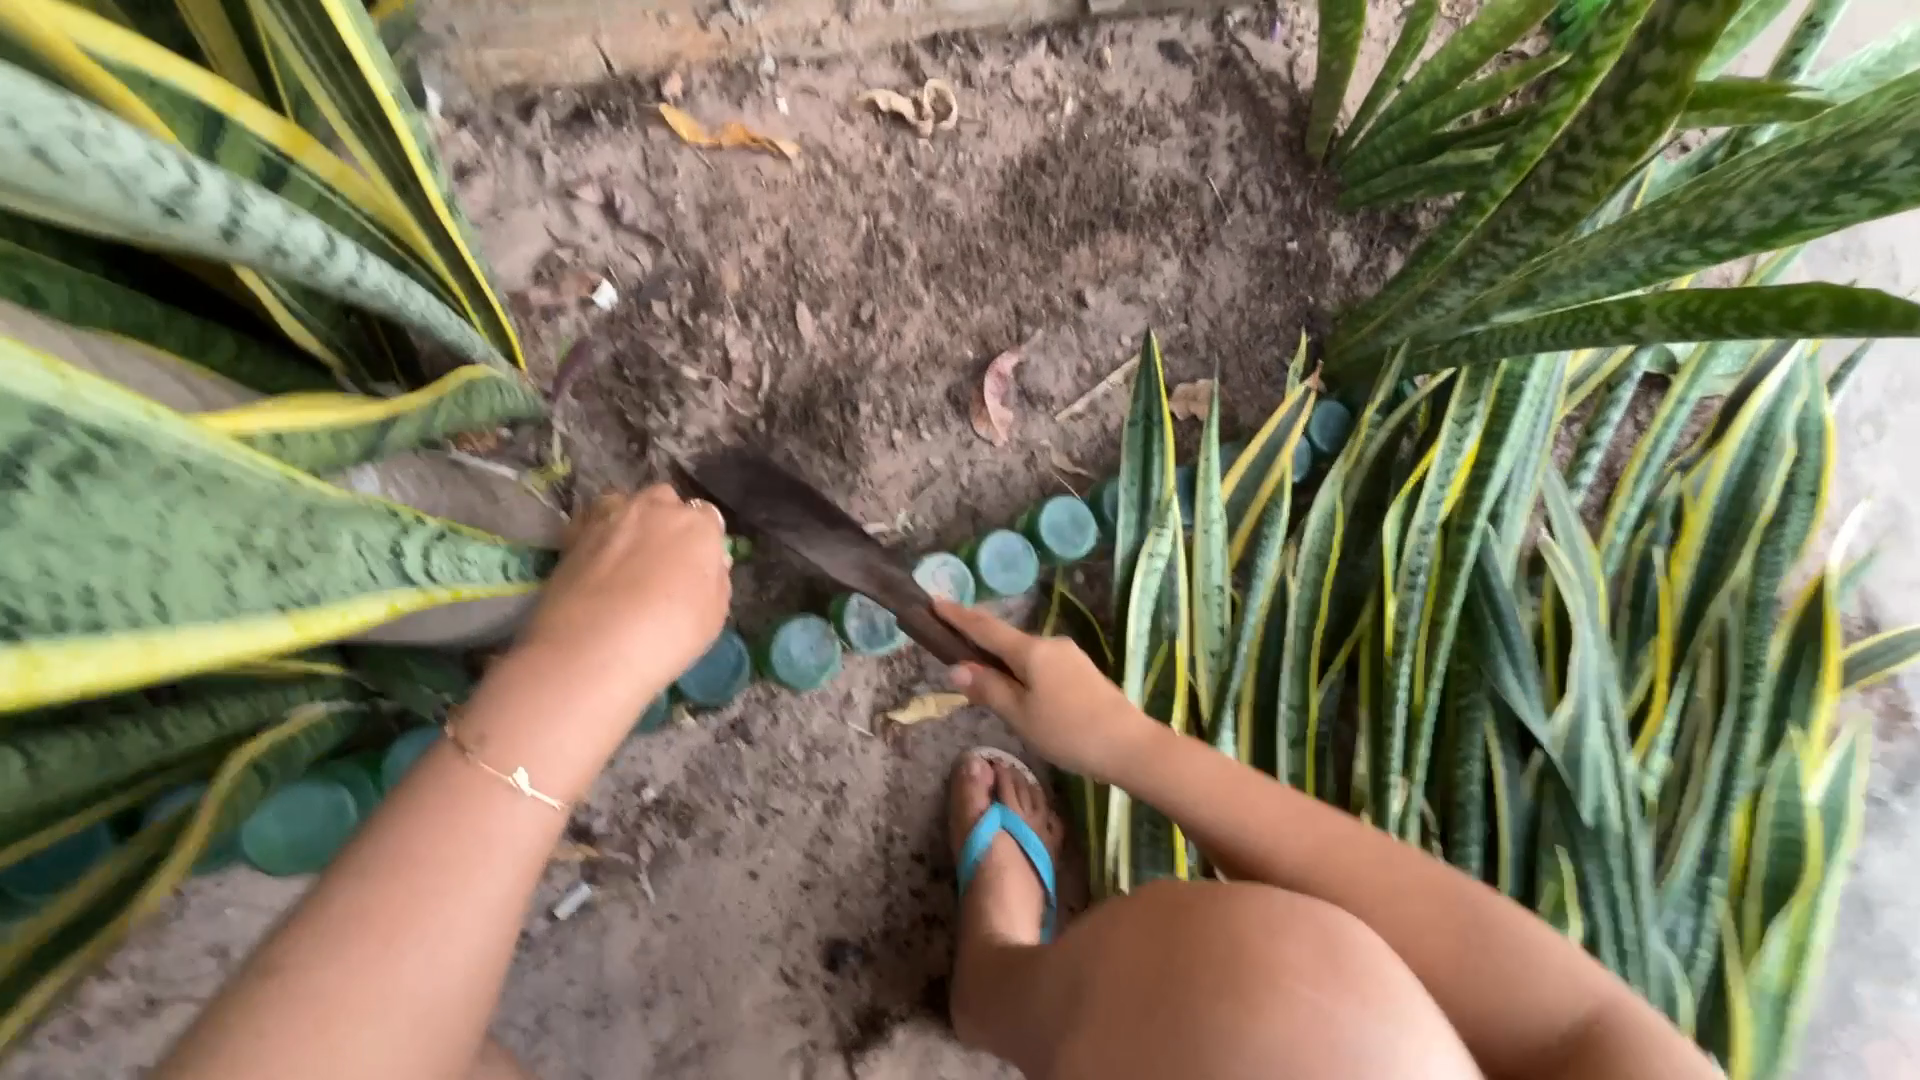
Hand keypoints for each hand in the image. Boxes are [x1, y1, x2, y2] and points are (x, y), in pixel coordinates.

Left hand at [516, 485, 731, 687]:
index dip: (704, 543)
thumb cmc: (669, 634)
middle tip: (664, 558)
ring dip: (632, 519)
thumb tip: (710, 563)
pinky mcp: (573, 532)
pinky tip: (597, 556)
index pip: (709, 519)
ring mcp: (611, 517)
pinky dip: (598, 530)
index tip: (698, 567)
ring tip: (627, 554)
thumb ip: (715, 579)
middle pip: (667, 501)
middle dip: (668, 519)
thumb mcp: (715, 615)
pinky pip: (592, 519)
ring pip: (627, 502)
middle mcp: (657, 509)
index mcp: (698, 526)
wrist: (593, 648)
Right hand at [934, 599, 1158, 781]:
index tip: (935, 601)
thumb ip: (988, 688)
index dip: (958, 617)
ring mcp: (1069, 656)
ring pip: (1025, 654)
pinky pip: (1041, 664)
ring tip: (982, 679)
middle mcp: (1050, 643)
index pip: (985, 628)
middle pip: (1005, 639)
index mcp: (1031, 651)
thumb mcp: (1020, 715)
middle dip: (978, 639)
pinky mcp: (1081, 671)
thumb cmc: (1069, 732)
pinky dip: (1021, 670)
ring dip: (1001, 660)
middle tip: (950, 642)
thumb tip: (956, 668)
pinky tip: (1018, 691)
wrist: (1129, 745)